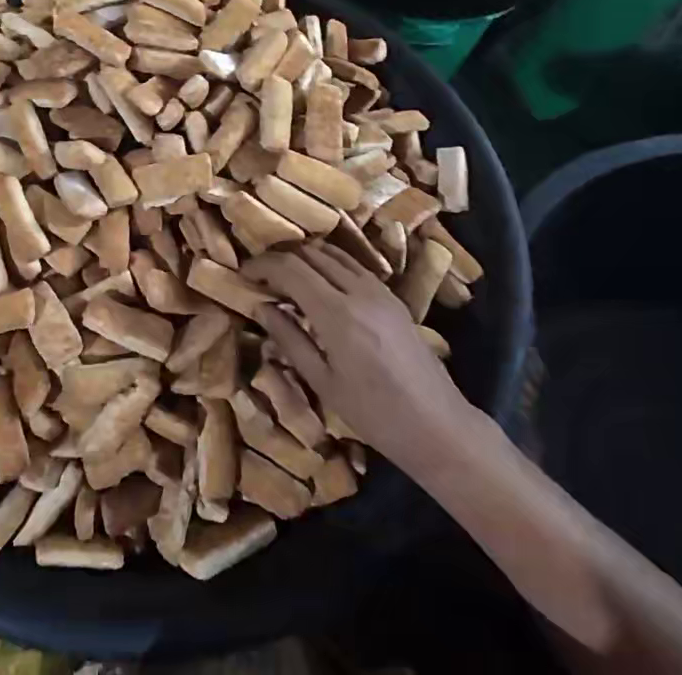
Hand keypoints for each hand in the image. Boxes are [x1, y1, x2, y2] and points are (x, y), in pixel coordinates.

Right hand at [243, 241, 470, 466]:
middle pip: (311, 254)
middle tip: (259, 276)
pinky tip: (318, 284)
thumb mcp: (322, 382)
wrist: (438, 425)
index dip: (263, 266)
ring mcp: (380, 292)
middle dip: (279, 259)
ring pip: (334, 255)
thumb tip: (262, 307)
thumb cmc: (374, 414)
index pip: (291, 269)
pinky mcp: (392, 298)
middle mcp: (359, 293)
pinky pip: (353, 266)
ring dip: (304, 258)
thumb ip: (289, 339)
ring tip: (284, 276)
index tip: (243, 275)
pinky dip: (328, 264)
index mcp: (337, 315)